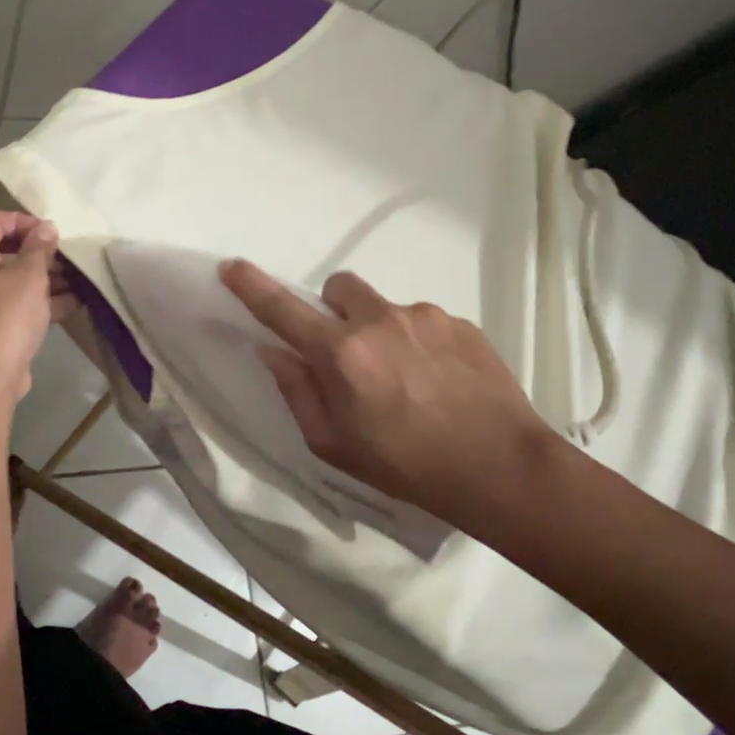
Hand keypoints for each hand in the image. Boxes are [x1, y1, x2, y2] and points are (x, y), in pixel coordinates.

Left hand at [0, 212, 59, 402]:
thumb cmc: (7, 317)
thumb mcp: (29, 277)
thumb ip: (39, 248)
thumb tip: (46, 228)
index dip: (24, 221)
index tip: (52, 233)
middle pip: (4, 248)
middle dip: (38, 251)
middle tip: (66, 256)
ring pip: (12, 277)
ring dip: (44, 276)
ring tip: (77, 278)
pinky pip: (15, 301)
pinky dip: (39, 299)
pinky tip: (73, 302)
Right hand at [220, 259, 555, 520]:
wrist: (502, 468)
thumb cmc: (406, 466)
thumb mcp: (334, 444)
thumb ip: (297, 391)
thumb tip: (273, 351)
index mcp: (341, 353)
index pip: (283, 309)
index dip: (251, 286)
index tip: (231, 266)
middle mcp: (380, 321)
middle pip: (339, 287)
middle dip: (333, 310)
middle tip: (347, 351)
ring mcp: (425, 317)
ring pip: (385, 306)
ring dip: (381, 330)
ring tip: (406, 379)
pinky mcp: (461, 323)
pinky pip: (423, 321)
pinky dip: (419, 343)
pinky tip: (438, 382)